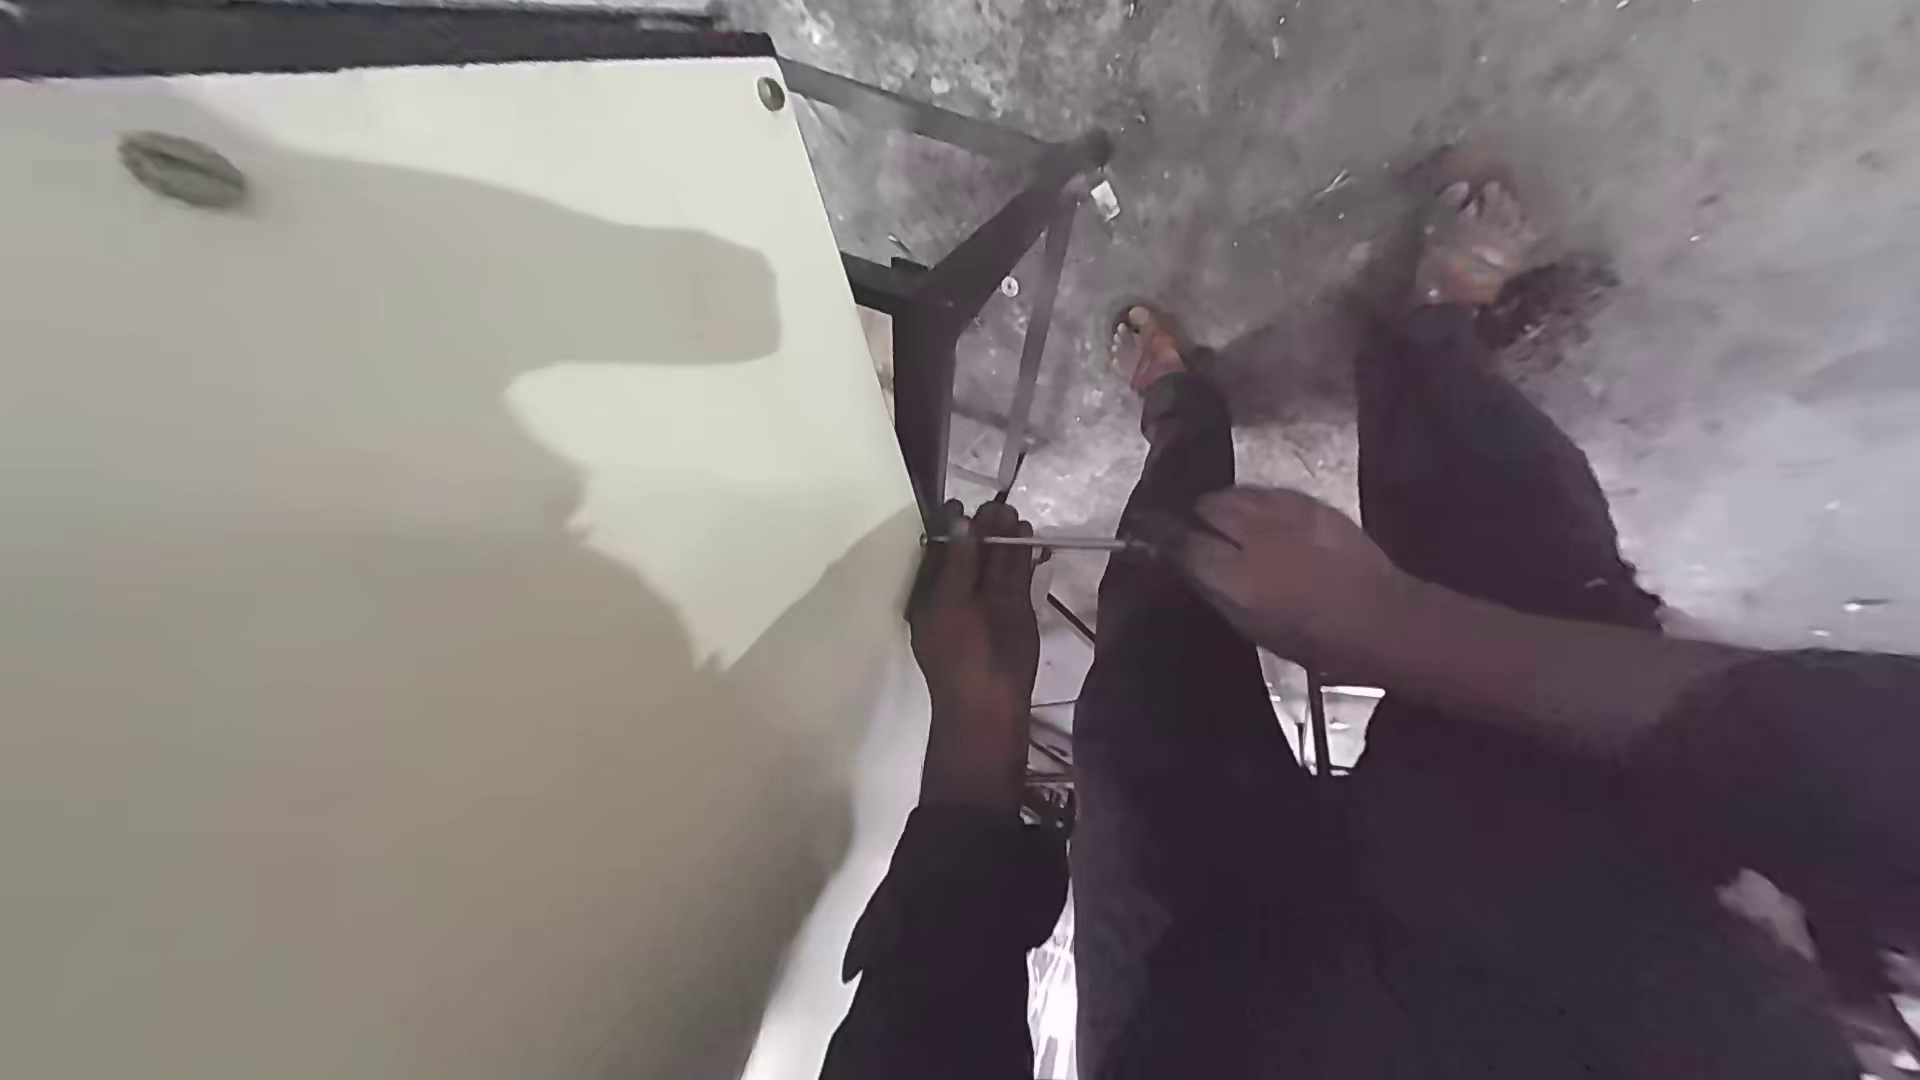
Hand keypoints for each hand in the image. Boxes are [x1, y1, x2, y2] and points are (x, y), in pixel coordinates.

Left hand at [910, 500, 1039, 810]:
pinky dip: (1023, 555)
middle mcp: (960, 592)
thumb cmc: (959, 654)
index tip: (959, 503)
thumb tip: (962, 522)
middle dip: (983, 527)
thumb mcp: (949, 604)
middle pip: (972, 551)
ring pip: (996, 560)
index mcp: (932, 594)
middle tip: (996, 505)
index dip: (950, 526)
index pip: (940, 550)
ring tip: (1013, 514)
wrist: (988, 702)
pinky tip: (1027, 537)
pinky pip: (1017, 574)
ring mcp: (989, 599)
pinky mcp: (1015, 608)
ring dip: (1005, 538)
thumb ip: (958, 563)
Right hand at [1177, 487, 1408, 666]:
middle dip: (1197, 515)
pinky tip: (1262, 517)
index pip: (1184, 543)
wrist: (1380, 618)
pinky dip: (1255, 502)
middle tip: (1201, 530)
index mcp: (1236, 577)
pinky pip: (1266, 491)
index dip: (1167, 538)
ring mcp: (1285, 515)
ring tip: (1230, 521)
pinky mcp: (1309, 503)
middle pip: (1206, 506)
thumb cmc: (1310, 638)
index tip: (1157, 536)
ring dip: (1225, 505)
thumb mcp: (1249, 626)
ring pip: (1235, 493)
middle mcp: (1255, 538)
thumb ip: (1212, 590)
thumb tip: (1185, 564)